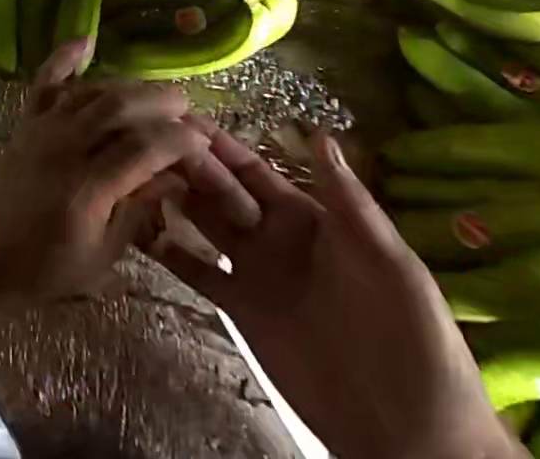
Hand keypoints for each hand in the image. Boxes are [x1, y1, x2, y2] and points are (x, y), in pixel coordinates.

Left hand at [0, 39, 210, 305]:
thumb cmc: (48, 268)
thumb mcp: (103, 252)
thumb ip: (139, 208)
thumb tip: (176, 174)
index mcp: (85, 189)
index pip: (142, 149)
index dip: (178, 139)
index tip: (201, 139)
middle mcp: (63, 149)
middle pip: (118, 107)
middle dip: (159, 101)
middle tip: (184, 108)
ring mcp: (42, 130)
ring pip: (92, 91)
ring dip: (128, 86)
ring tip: (155, 94)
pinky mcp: (28, 123)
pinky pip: (46, 83)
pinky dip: (64, 60)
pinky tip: (86, 41)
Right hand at [152, 127, 521, 458]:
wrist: (406, 423)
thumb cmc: (409, 329)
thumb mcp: (386, 256)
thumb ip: (348, 199)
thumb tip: (320, 133)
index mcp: (307, 213)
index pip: (253, 168)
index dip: (219, 144)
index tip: (181, 117)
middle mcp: (273, 234)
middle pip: (221, 191)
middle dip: (186, 165)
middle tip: (140, 142)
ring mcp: (255, 272)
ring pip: (205, 226)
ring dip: (174, 201)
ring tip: (131, 178)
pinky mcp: (242, 311)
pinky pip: (200, 276)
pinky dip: (172, 255)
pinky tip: (141, 235)